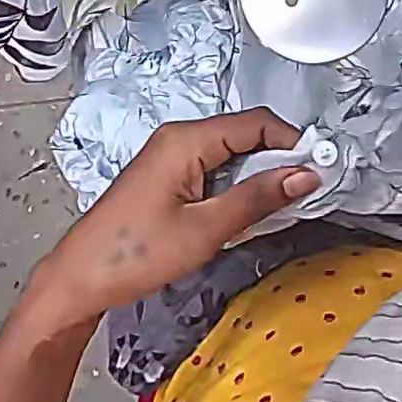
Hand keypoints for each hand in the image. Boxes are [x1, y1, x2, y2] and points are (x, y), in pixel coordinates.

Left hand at [18, 108, 320, 334]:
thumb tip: (305, 175)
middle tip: (301, 196)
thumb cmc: (136, 254)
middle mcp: (180, 138)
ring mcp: (172, 155)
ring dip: (258, 177)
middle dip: (277, 161)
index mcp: (186, 139)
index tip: (320, 170)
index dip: (292, 143)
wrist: (81, 278)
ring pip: (233, 154)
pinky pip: (215, 169)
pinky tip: (243, 213)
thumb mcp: (206, 229)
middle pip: (245, 135)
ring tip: (273, 210)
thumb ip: (258, 198)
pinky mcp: (169, 175)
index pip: (256, 123)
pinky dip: (237, 186)